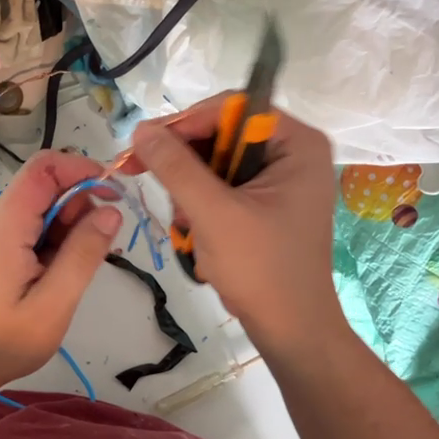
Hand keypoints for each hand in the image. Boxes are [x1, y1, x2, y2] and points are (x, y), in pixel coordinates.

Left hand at [0, 151, 121, 394]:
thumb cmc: (2, 342)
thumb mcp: (52, 304)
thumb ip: (82, 255)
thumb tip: (111, 211)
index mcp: (5, 222)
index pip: (45, 166)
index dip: (84, 170)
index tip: (116, 199)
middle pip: (47, 185)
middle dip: (81, 208)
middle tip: (97, 252)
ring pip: (43, 206)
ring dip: (70, 228)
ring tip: (75, 273)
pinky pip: (31, 224)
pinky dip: (55, 240)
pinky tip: (61, 274)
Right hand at [128, 98, 338, 340]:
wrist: (290, 329)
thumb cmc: (261, 269)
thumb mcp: (213, 213)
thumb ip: (176, 167)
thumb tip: (141, 129)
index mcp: (297, 144)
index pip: (232, 109)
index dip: (185, 122)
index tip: (143, 142)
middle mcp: (293, 153)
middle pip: (220, 136)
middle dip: (185, 166)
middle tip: (142, 177)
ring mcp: (280, 181)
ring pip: (214, 165)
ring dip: (190, 193)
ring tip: (187, 227)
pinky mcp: (266, 205)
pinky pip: (221, 189)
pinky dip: (201, 209)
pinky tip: (197, 236)